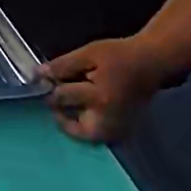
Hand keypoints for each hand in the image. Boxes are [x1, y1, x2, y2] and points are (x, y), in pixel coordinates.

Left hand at [40, 36, 175, 142]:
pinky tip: (84, 110)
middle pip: (78, 130)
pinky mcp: (126, 128)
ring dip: (76, 125)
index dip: (49, 88)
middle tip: (55, 101)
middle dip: (62, 116)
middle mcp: (110, 118)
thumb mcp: (87, 54)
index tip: (42, 81)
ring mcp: (120, 127)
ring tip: (67, 106)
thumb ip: (63, 66)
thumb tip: (40, 75)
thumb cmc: (117, 55)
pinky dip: (90, 126)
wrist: (150, 63)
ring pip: (91, 136)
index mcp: (99, 97)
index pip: (63, 98)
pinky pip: (103, 135)